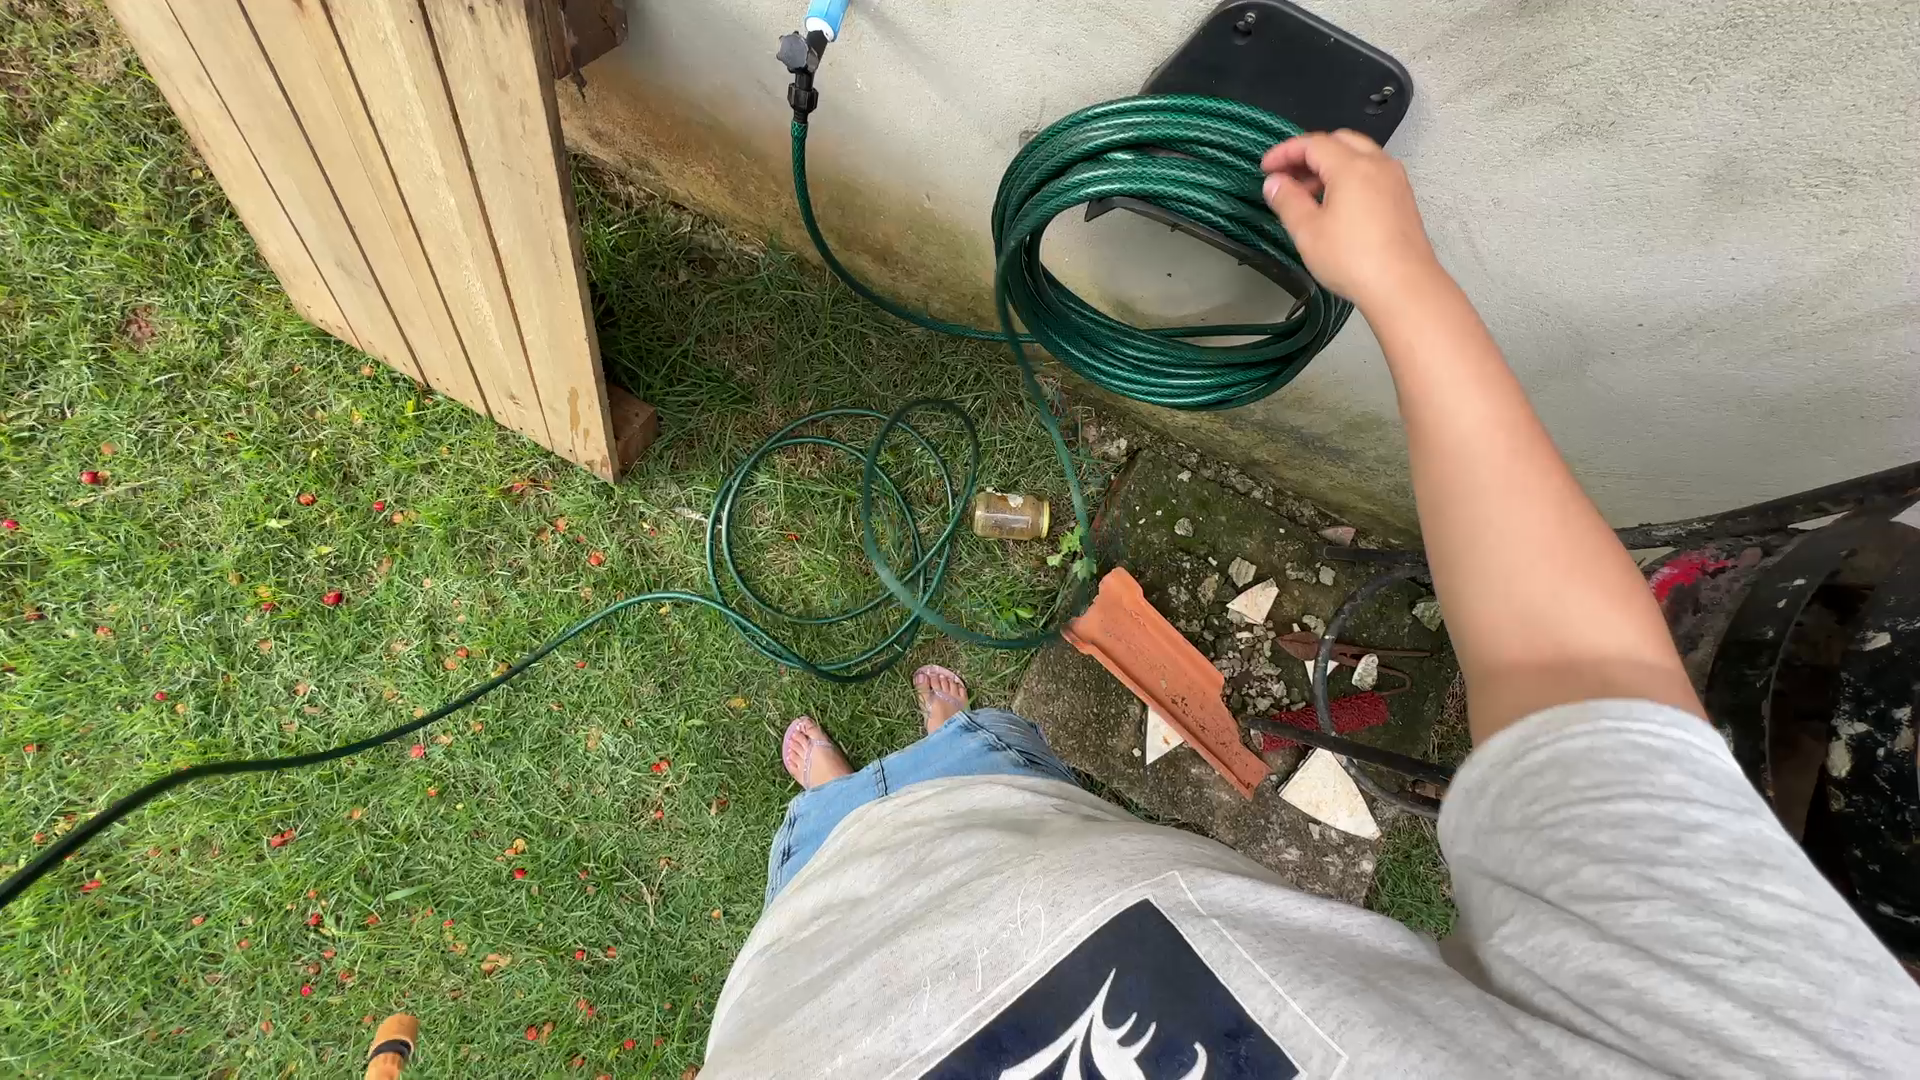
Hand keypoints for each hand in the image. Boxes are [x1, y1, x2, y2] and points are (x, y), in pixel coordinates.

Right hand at [1261, 131, 1441, 309]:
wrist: (1400, 283)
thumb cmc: (1352, 258)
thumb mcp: (1307, 231)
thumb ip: (1287, 201)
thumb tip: (1274, 183)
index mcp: (1351, 167)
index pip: (1314, 144)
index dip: (1285, 151)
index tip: (1266, 166)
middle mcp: (1377, 164)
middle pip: (1339, 141)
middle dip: (1308, 154)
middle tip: (1286, 175)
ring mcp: (1393, 178)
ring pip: (1357, 155)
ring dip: (1329, 165)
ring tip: (1307, 193)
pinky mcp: (1400, 196)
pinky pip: (1371, 171)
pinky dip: (1348, 176)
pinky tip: (1334, 203)